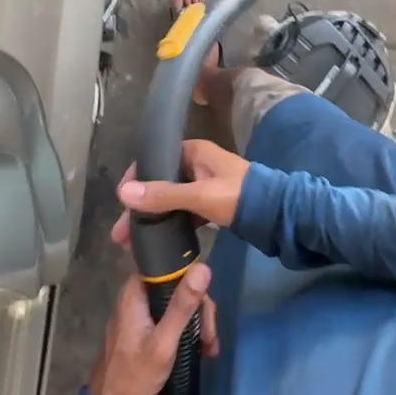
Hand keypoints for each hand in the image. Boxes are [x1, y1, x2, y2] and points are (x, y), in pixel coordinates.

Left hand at [86, 268, 219, 394]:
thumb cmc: (135, 376)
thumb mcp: (163, 342)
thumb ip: (182, 306)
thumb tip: (203, 267)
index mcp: (136, 290)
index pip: (171, 268)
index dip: (193, 283)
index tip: (206, 310)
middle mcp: (137, 295)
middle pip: (177, 287)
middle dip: (198, 311)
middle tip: (209, 338)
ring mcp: (140, 312)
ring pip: (176, 304)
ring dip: (196, 324)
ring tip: (208, 348)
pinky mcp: (144, 327)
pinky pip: (170, 318)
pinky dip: (185, 331)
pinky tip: (199, 349)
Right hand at [108, 140, 251, 247]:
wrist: (274, 213)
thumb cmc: (236, 196)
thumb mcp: (198, 195)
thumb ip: (163, 195)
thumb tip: (123, 193)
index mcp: (193, 152)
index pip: (156, 160)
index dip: (136, 179)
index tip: (121, 202)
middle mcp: (197, 164)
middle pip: (161, 182)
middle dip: (141, 206)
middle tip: (121, 234)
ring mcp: (204, 184)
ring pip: (171, 199)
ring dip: (154, 218)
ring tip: (133, 242)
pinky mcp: (211, 203)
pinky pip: (184, 211)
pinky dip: (171, 223)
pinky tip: (159, 241)